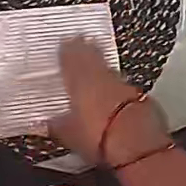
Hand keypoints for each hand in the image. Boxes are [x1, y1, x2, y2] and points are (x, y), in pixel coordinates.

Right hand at [50, 38, 170, 165]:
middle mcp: (101, 77)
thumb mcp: (68, 135)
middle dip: (86, 47)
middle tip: (81, 40)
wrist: (136, 146)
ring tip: (96, 59)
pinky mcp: (139, 95)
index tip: (64, 42)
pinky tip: (114, 88)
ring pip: (108, 66)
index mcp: (79, 80)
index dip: (67, 49)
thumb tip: (46, 125)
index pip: (70, 58)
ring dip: (102, 61)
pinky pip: (122, 82)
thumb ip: (55, 126)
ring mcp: (122, 84)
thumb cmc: (99, 137)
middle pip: (92, 55)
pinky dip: (116, 82)